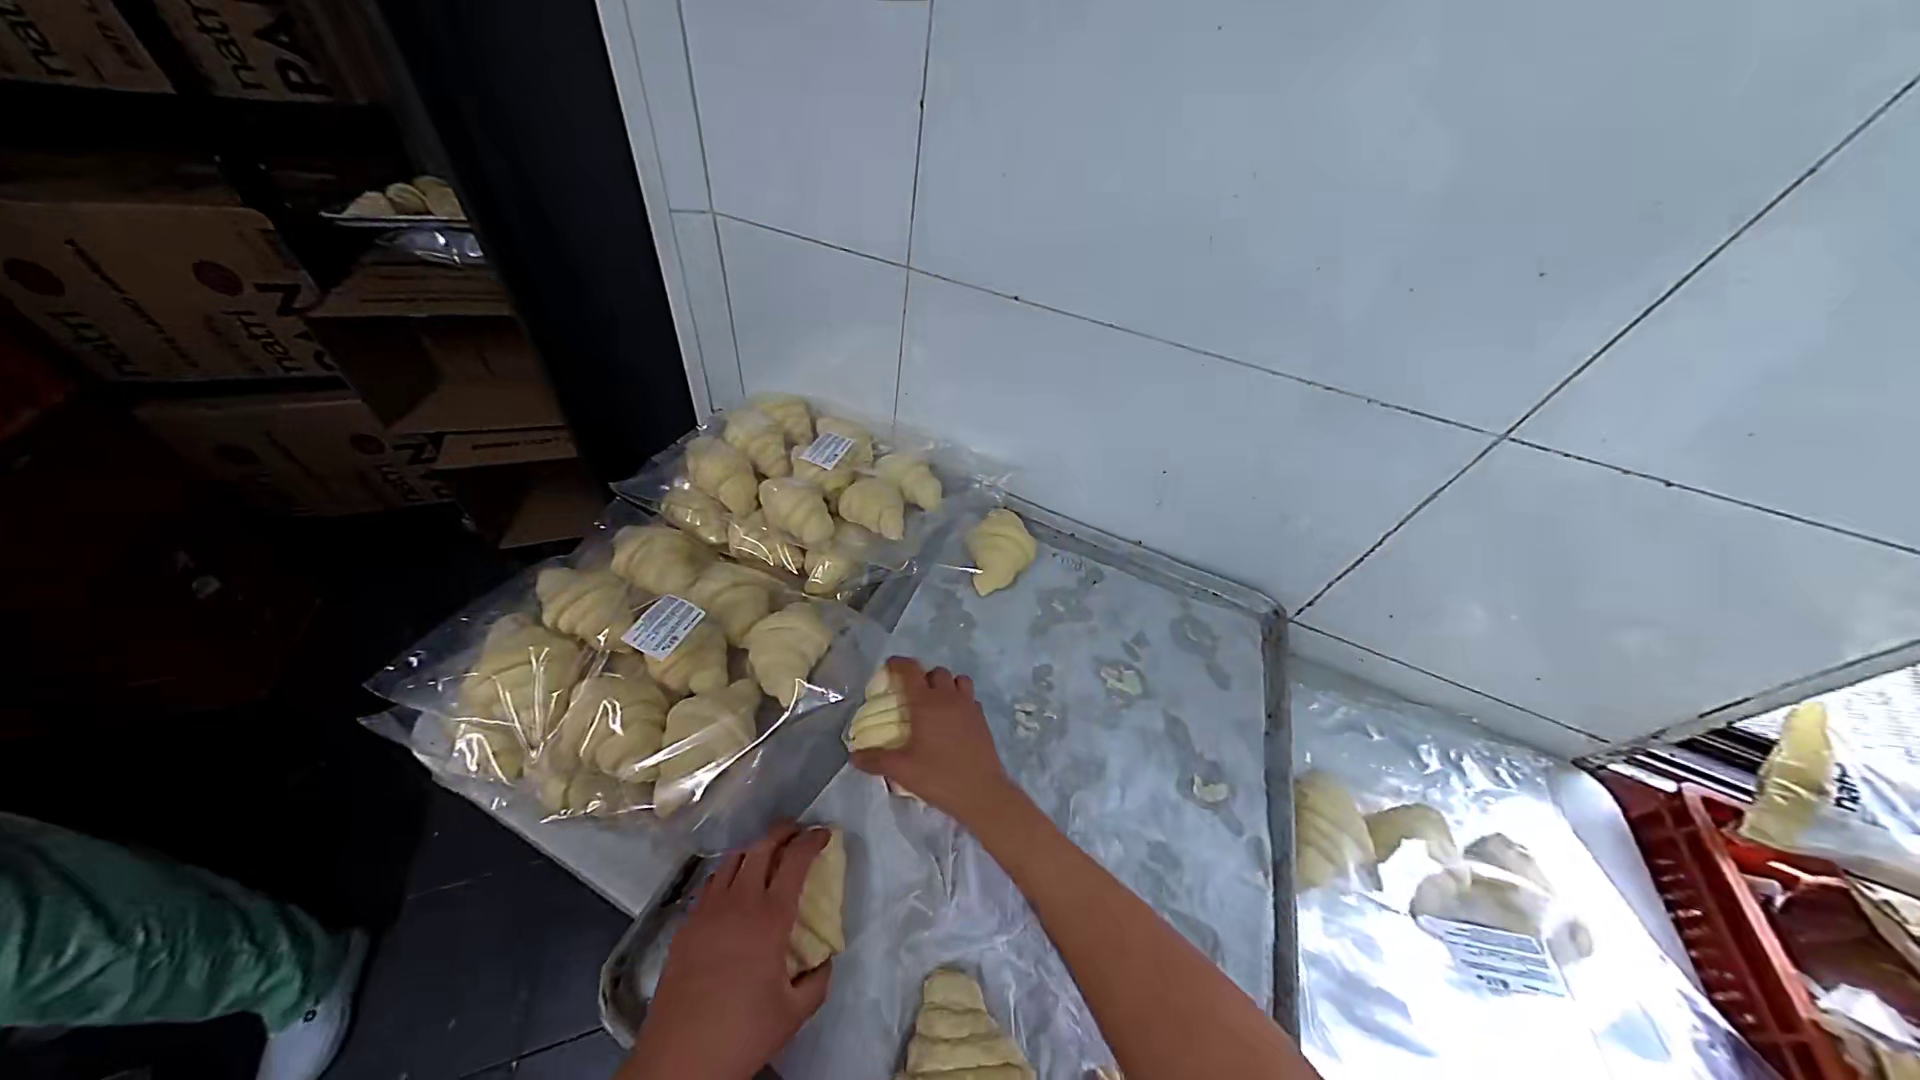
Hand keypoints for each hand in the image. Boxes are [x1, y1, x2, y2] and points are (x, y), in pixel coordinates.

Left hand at [623, 823, 831, 1079]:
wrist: (678, 1062)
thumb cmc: (741, 1035)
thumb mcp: (794, 1013)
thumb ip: (818, 981)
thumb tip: (824, 960)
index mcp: (770, 917)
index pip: (795, 861)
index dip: (812, 840)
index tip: (824, 834)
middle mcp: (738, 902)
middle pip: (761, 846)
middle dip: (784, 831)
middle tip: (799, 832)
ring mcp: (707, 911)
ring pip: (732, 859)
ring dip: (755, 848)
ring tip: (768, 854)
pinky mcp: (685, 926)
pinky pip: (710, 884)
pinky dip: (729, 874)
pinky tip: (734, 891)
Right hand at [851, 656, 1019, 827]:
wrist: (982, 792)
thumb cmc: (938, 776)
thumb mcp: (901, 769)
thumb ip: (875, 760)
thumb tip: (854, 756)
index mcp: (926, 703)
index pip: (911, 671)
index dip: (898, 664)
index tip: (889, 666)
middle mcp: (949, 698)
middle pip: (936, 672)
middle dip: (922, 676)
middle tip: (911, 694)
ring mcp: (969, 707)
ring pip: (958, 680)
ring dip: (945, 684)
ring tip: (935, 703)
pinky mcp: (982, 719)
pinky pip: (970, 698)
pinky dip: (960, 700)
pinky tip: (953, 719)